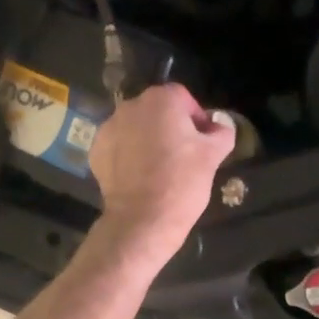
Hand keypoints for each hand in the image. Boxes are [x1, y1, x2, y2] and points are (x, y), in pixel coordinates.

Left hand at [89, 83, 235, 267]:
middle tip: (183, 156)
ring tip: (160, 169)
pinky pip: (119, 146)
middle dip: (170, 128)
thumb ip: (222, 133)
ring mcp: (109, 128)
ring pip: (136, 128)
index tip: (203, 143)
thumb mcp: (213, 156)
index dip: (196, 119)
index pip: (184, 99)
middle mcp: (130, 106)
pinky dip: (129, 156)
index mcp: (161, 100)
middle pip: (157, 111)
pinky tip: (140, 177)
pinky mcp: (96, 151)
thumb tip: (220, 128)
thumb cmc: (182, 182)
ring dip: (148, 140)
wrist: (142, 220)